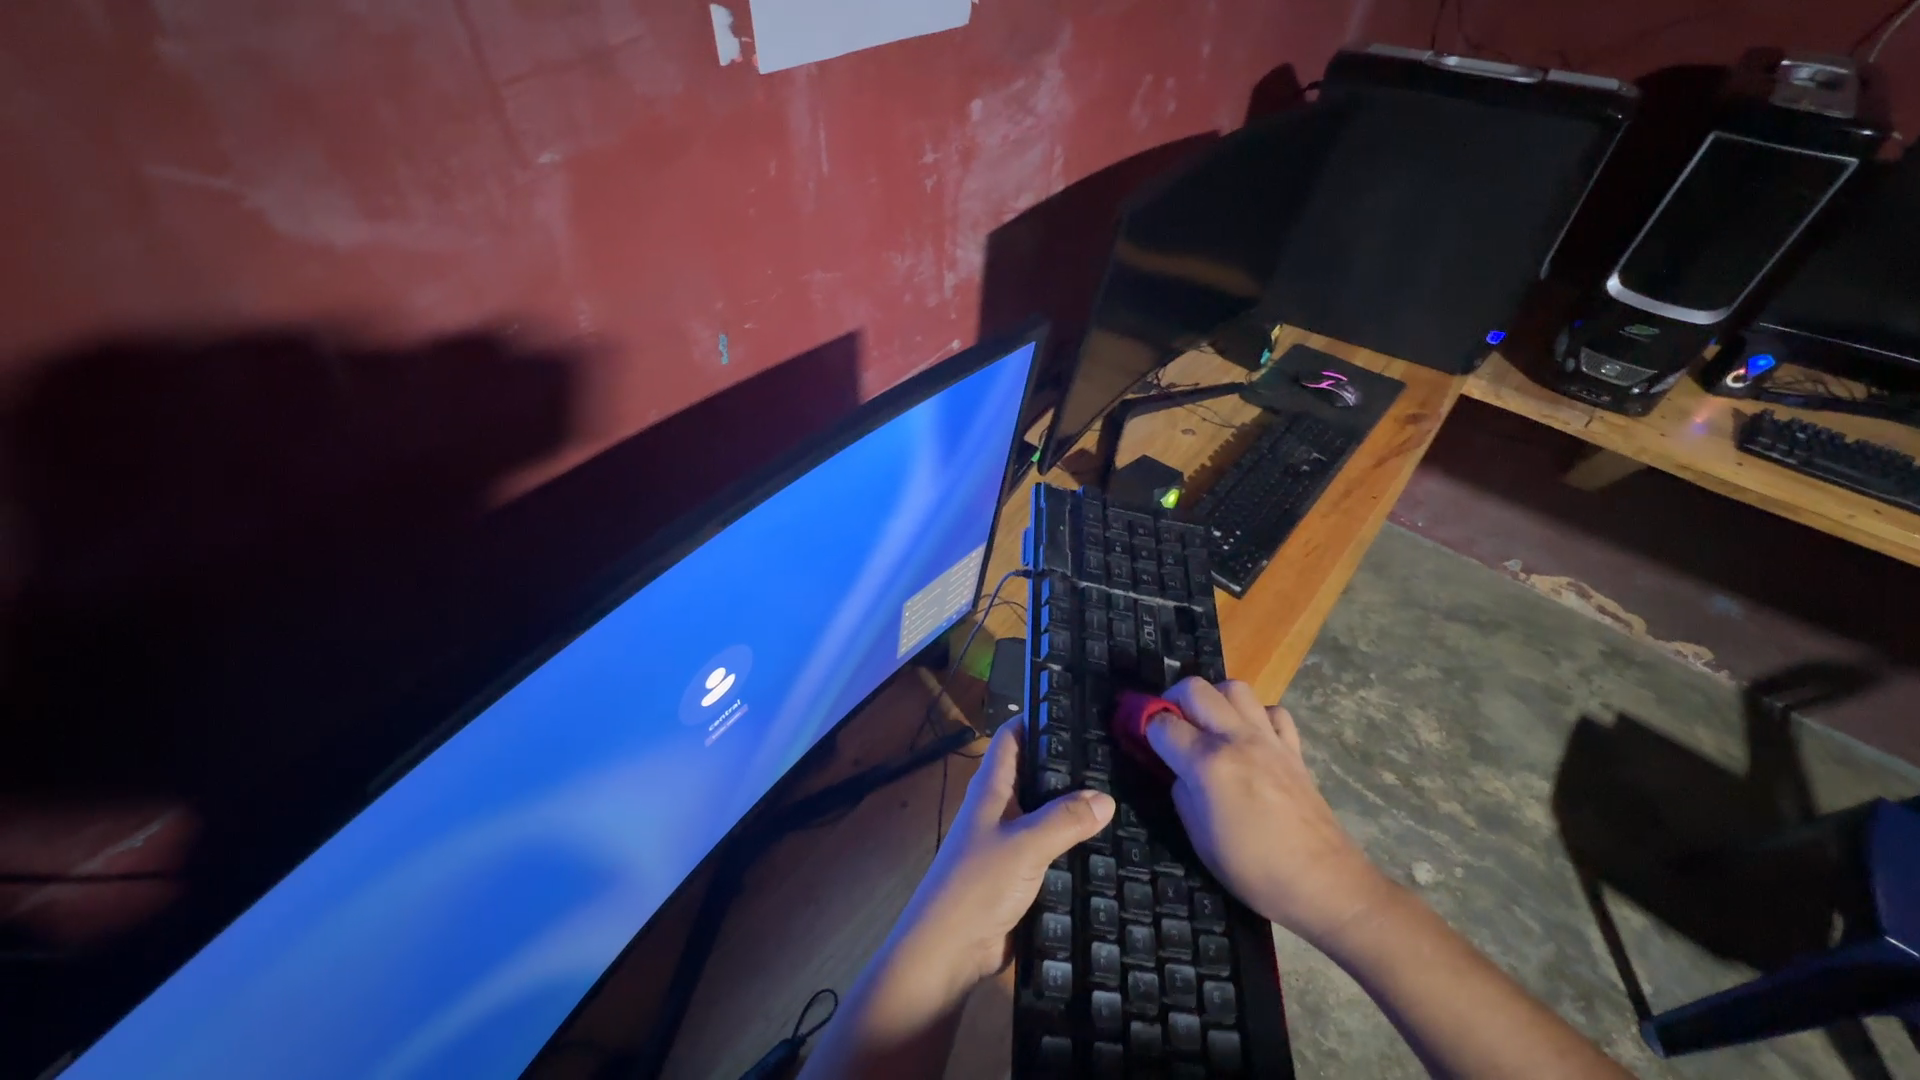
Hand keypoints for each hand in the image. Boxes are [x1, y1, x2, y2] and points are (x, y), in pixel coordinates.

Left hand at [885, 718, 1114, 996]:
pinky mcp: (1023, 877)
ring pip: (1049, 814)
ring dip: (1078, 808)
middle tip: (1119, 752)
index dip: (1038, 717)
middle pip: (1036, 774)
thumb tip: (1106, 797)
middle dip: (1069, 764)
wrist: (950, 953)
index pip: (1012, 737)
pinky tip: (1112, 846)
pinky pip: (1055, 851)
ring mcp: (1011, 844)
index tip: (1078, 707)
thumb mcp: (1024, 845)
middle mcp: (1001, 810)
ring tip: (1128, 794)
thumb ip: (1065, 819)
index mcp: (991, 790)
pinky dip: (1078, 845)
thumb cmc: (977, 886)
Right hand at [1148, 678, 1391, 945]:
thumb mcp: (1198, 837)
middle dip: (1172, 699)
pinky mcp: (1294, 749)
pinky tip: (1250, 738)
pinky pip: (1272, 711)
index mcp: (1207, 763)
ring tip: (1209, 725)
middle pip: (1195, 688)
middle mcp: (1237, 739)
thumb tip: (1179, 771)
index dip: (1146, 730)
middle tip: (1170, 724)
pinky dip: (1256, 715)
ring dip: (1214, 699)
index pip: (1163, 724)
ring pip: (1235, 688)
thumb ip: (1182, 792)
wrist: (1322, 882)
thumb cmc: (1252, 869)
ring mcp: (1269, 740)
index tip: (1142, 741)